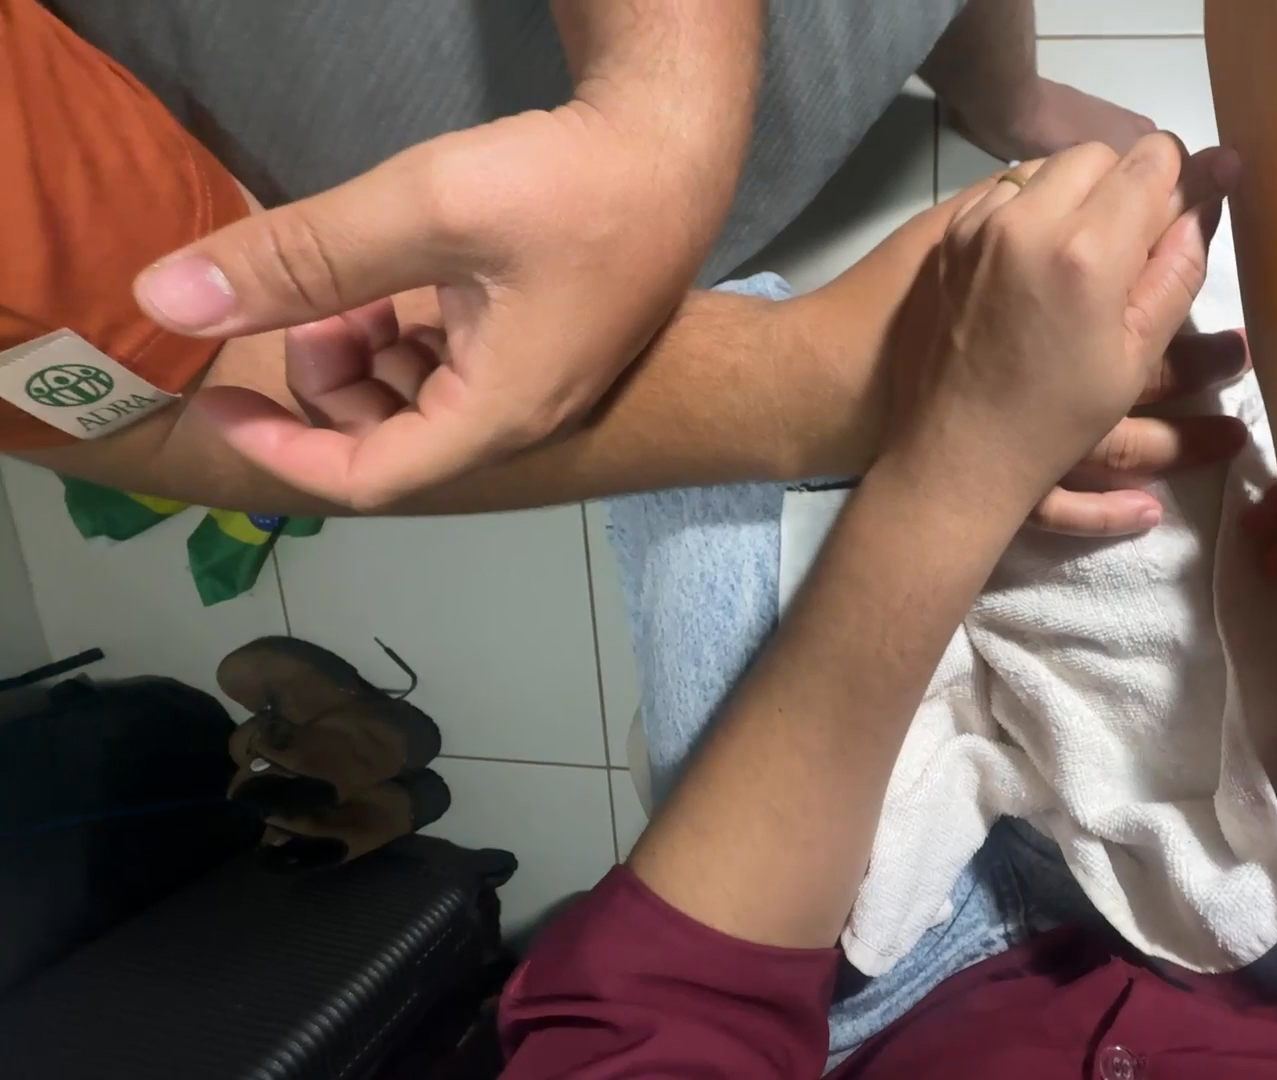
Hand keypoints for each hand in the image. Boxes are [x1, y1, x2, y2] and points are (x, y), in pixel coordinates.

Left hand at [137, 102, 727, 511]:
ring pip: (430, 406)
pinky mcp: (555, 352)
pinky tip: (422, 278)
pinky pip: (467, 374)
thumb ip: (303, 260)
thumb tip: (161, 303)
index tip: (219, 389)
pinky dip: (420, 339)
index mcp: (501, 410)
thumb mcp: (430, 213)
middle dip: (331, 380)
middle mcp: (527, 415)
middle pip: (397, 442)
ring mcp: (547, 386)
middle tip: (318, 293)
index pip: (372, 476)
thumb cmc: (571, 196)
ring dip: (373, 354)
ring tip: (368, 276)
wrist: (673, 167)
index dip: (279, 450)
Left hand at [888, 135, 1237, 514]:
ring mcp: (981, 224)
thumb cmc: (1056, 420)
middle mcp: (1029, 220)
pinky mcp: (951, 237)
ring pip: (1050, 167)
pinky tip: (1034, 261)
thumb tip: (1209, 194)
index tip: (1185, 209)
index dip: (1179, 180)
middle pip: (1101, 154)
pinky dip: (1030, 209)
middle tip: (1129, 247)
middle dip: (1125, 186)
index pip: (1154, 161)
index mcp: (1088, 252)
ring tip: (1078, 258)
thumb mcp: (1136, 357)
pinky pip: (1005, 191)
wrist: (958, 449)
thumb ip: (1178, 271)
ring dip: (1076, 195)